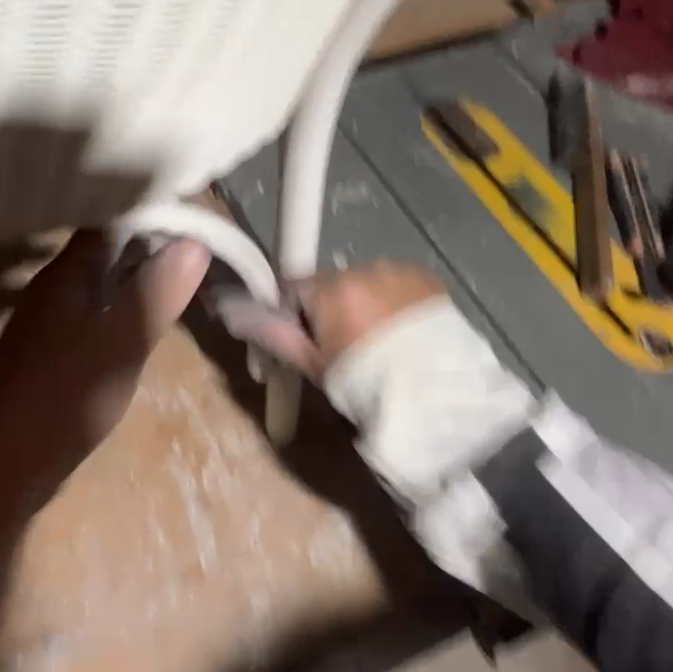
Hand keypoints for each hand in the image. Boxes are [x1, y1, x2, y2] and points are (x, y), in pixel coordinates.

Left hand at [0, 229, 211, 476]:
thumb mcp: (122, 343)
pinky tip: (145, 321)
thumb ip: (156, 292)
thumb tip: (194, 241)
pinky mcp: (50, 349)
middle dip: (152, 243)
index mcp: (68, 272)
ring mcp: (49, 318)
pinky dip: (122, 306)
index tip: (197, 218)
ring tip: (185, 278)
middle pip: (107, 247)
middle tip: (202, 248)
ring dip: (138, 276)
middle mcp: (55, 285)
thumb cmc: (65, 397)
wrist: (0, 463)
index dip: (154, 213)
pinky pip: (93, 310)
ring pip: (101, 280)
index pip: (113, 219)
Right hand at [217, 261, 446, 378]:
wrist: (443, 403)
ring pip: (366, 284)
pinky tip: (405, 335)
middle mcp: (364, 268)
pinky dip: (395, 303)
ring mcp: (400, 271)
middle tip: (346, 350)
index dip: (297, 315)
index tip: (308, 342)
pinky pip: (397, 285)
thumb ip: (272, 333)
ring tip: (382, 345)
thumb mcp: (314, 366)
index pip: (294, 287)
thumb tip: (228, 310)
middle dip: (333, 309)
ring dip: (366, 304)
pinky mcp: (429, 278)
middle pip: (332, 284)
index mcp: (330, 288)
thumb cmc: (367, 388)